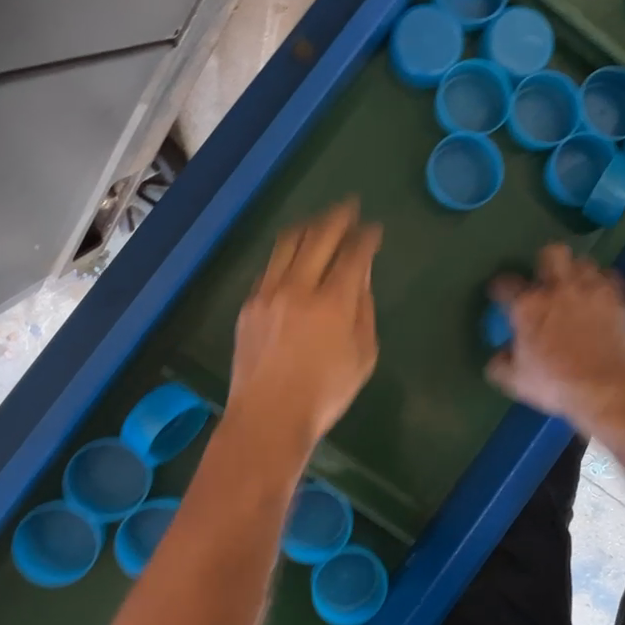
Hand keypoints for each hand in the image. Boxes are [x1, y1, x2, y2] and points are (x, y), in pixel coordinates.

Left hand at [229, 200, 382, 449]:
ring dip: (309, 227)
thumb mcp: (363, 355)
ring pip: (289, 244)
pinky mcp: (249, 304)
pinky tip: (294, 254)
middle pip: (320, 237)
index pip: (353, 255)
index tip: (374, 229)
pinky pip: (270, 266)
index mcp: (334, 303)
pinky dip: (288, 253)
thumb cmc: (325, 394)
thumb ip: (363, 310)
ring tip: (321, 221)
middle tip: (350, 207)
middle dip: (338, 218)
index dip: (366, 237)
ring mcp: (269, 293)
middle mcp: (299, 288)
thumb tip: (360, 278)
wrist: (268, 417)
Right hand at [486, 245, 624, 433]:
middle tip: (544, 280)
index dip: (499, 288)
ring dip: (576, 272)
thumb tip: (498, 356)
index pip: (505, 284)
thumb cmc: (555, 384)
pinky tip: (598, 296)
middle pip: (551, 253)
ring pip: (583, 261)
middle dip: (545, 262)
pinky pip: (609, 276)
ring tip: (574, 287)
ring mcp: (589, 290)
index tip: (499, 295)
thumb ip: (500, 364)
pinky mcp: (615, 298)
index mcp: (527, 306)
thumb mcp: (516, 381)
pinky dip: (602, 283)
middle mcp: (557, 289)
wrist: (605, 389)